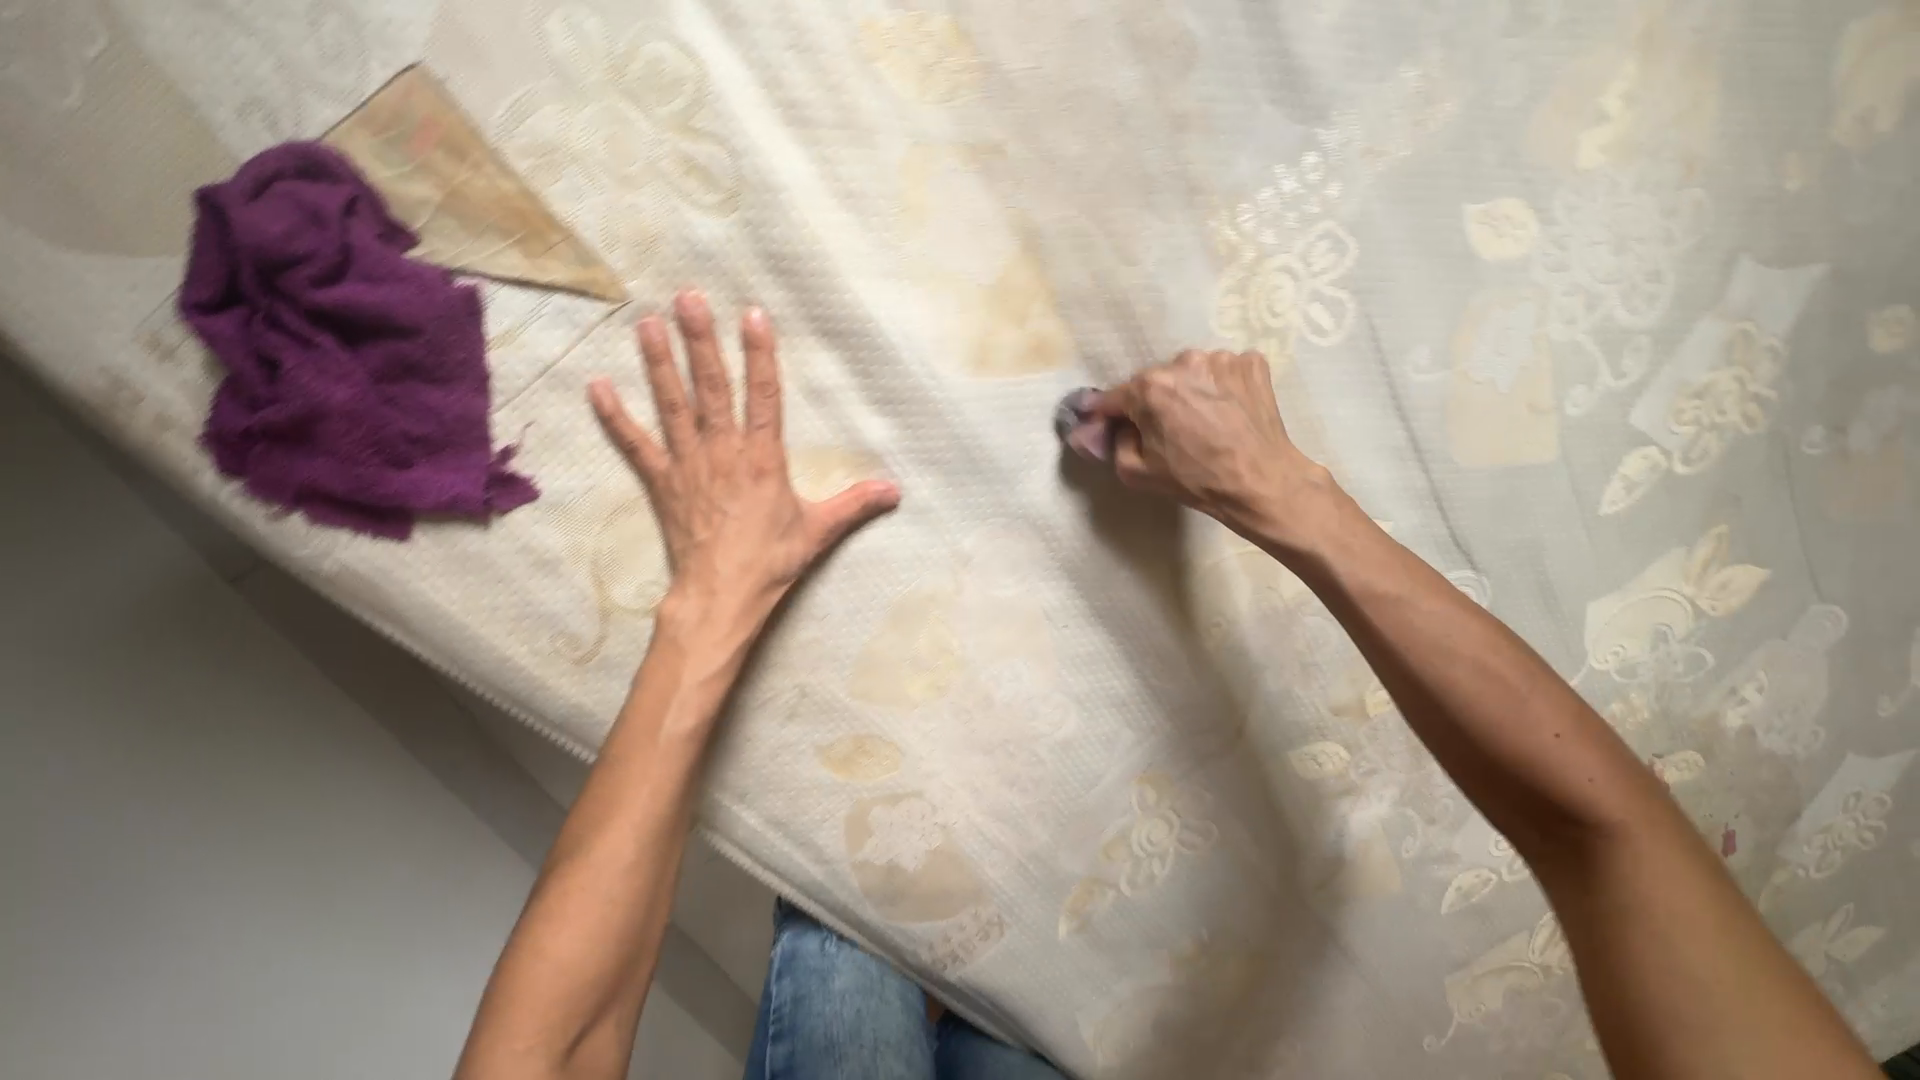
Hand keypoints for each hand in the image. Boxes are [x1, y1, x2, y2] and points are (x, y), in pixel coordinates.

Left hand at [588, 290, 899, 632]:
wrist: (722, 595)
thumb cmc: (771, 562)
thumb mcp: (819, 531)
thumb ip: (855, 504)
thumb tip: (895, 490)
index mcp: (762, 459)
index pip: (763, 396)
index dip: (759, 354)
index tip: (753, 315)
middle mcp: (723, 452)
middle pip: (710, 387)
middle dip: (700, 340)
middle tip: (687, 298)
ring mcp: (688, 465)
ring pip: (672, 405)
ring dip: (658, 363)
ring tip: (646, 323)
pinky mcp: (661, 483)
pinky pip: (634, 445)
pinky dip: (614, 417)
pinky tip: (596, 385)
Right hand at [1092, 348, 1335, 547]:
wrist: (1261, 482)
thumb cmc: (1195, 480)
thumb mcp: (1135, 473)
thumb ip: (1115, 442)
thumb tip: (1118, 426)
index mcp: (1150, 387)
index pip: (1116, 395)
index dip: (1108, 412)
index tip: (1106, 422)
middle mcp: (1183, 362)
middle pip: (1156, 380)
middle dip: (1155, 400)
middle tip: (1168, 429)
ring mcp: (1222, 358)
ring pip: (1192, 372)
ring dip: (1191, 390)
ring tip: (1203, 419)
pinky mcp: (1252, 363)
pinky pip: (1224, 371)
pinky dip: (1222, 386)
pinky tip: (1229, 410)